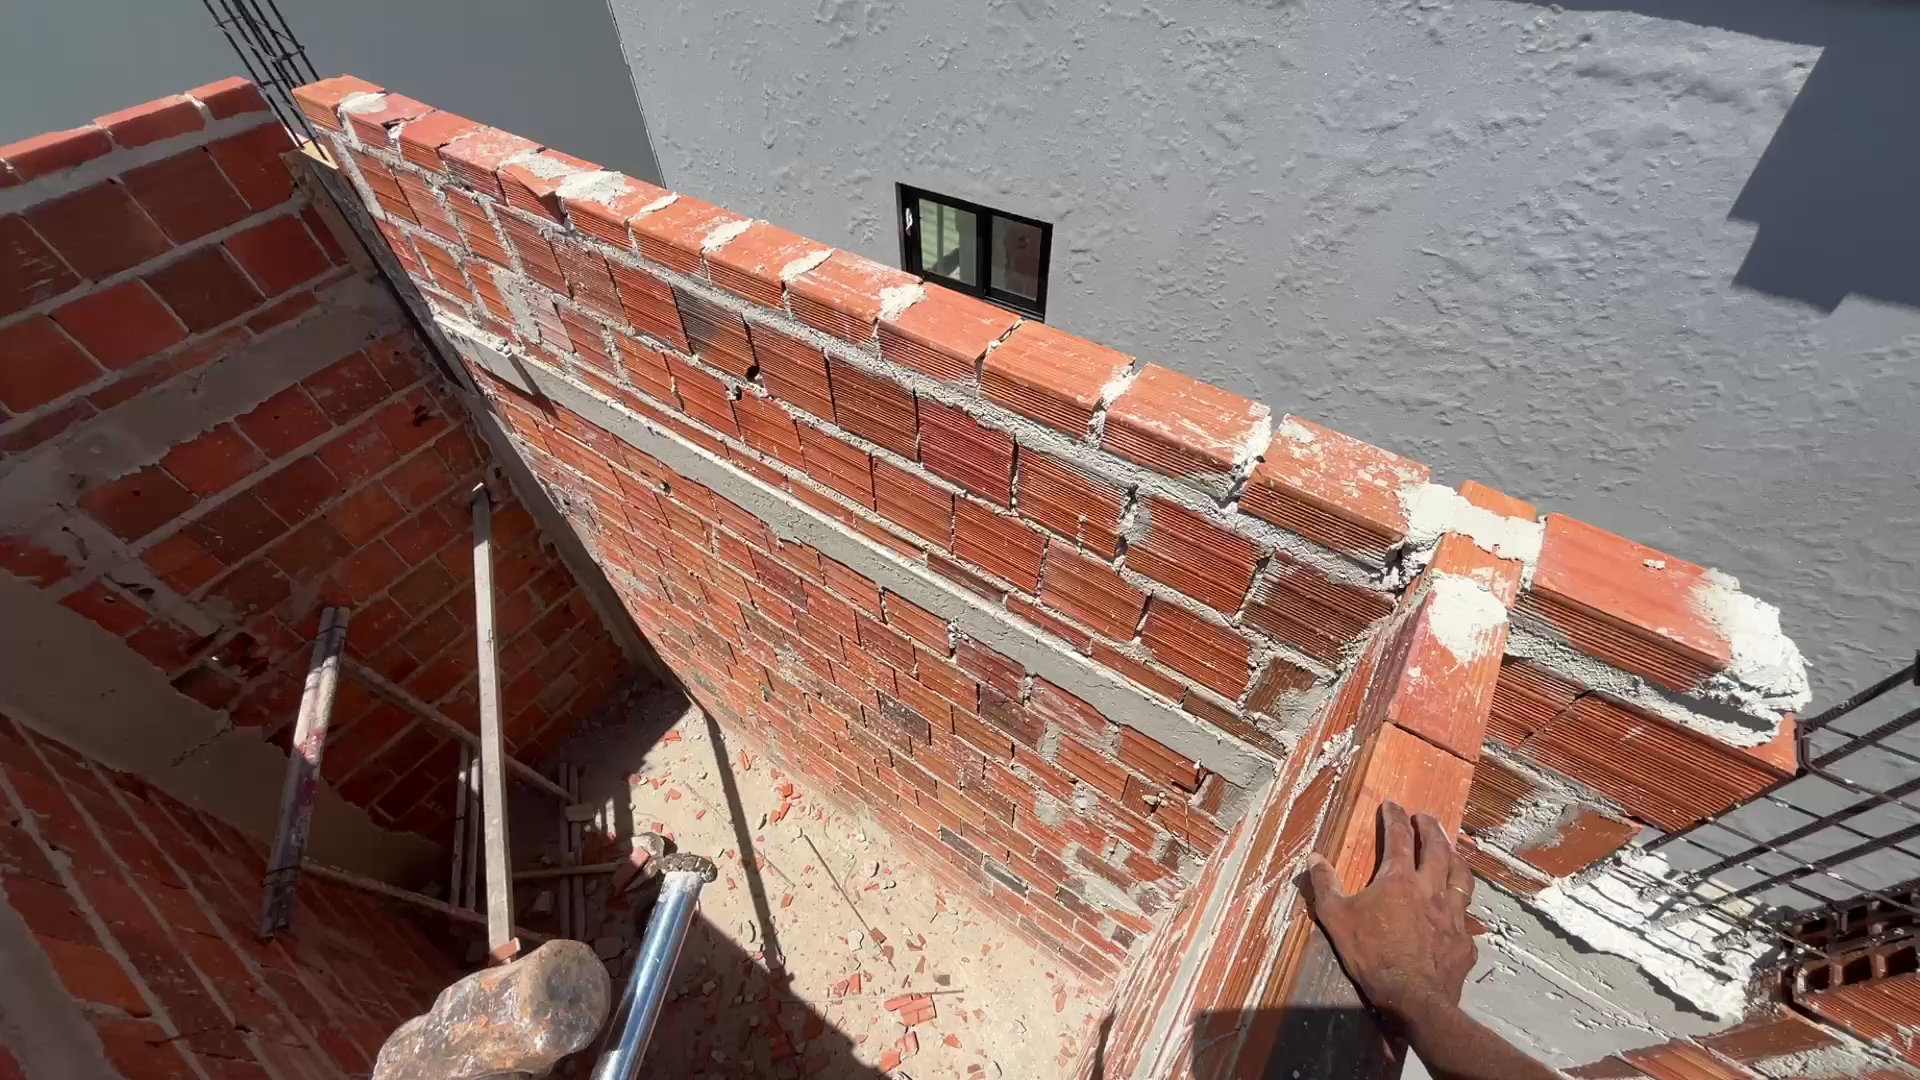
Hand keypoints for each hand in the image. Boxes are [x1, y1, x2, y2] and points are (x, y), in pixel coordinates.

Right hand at [1303, 801, 1476, 1023]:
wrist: (1414, 999)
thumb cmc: (1371, 953)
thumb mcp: (1335, 917)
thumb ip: (1325, 884)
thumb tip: (1314, 857)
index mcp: (1398, 880)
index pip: (1399, 838)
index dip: (1395, 818)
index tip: (1393, 804)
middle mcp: (1430, 890)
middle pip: (1437, 850)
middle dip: (1431, 829)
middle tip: (1426, 817)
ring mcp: (1452, 915)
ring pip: (1461, 877)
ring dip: (1456, 858)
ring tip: (1453, 850)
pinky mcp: (1465, 941)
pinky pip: (1467, 914)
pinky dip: (1461, 902)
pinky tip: (1458, 908)